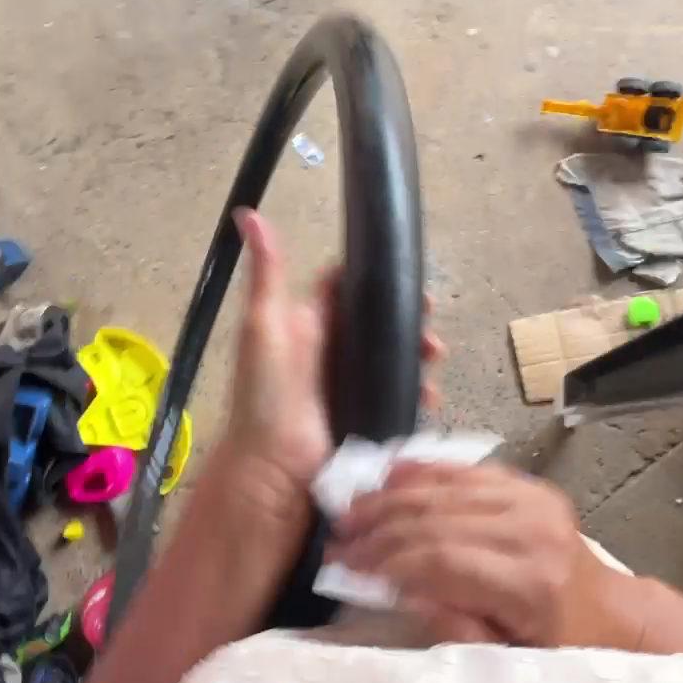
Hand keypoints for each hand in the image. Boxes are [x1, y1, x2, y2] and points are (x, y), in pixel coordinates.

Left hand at [202, 208, 442, 540]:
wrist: (273, 469)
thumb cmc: (265, 395)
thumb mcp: (263, 327)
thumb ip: (266, 274)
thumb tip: (248, 213)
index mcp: (307, 324)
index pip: (345, 286)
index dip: (375, 276)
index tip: (407, 276)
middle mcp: (330, 350)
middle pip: (378, 321)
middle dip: (409, 318)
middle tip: (431, 325)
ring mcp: (349, 384)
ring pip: (394, 357)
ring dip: (418, 353)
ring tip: (434, 358)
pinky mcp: (365, 414)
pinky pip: (399, 395)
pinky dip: (417, 391)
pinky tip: (429, 397)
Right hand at [331, 462, 651, 648]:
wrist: (608, 614)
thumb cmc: (557, 648)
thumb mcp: (508, 661)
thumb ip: (455, 626)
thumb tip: (403, 589)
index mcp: (531, 584)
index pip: (442, 559)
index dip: (389, 559)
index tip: (348, 565)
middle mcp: (533, 532)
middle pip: (438, 517)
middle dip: (381, 527)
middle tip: (340, 537)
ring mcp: (533, 501)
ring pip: (446, 487)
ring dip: (392, 497)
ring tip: (353, 509)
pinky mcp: (529, 485)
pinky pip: (466, 469)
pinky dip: (425, 469)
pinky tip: (389, 473)